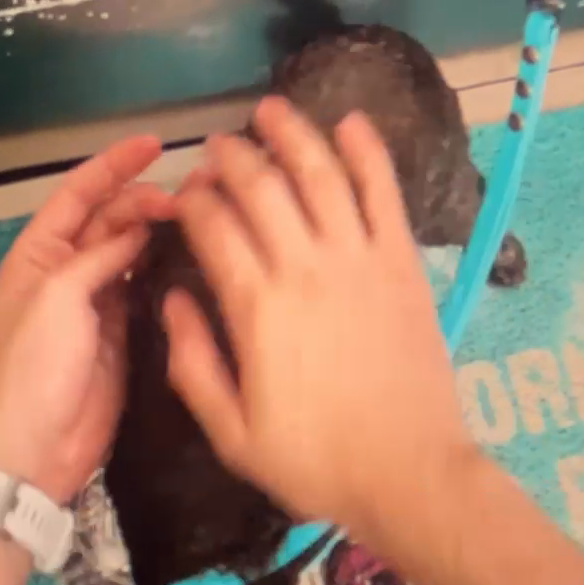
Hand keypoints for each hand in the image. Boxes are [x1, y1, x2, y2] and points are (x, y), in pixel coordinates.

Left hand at [0, 135, 174, 503]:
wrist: (34, 447)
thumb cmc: (34, 364)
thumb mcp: (58, 297)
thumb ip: (99, 255)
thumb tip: (138, 226)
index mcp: (38, 253)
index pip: (77, 195)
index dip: (112, 166)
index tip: (154, 145)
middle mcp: (65, 270)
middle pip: (107, 220)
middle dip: (142, 200)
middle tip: (190, 196)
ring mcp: (94, 301)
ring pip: (129, 251)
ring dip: (156, 230)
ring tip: (198, 214)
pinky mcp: (120, 331)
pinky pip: (142, 286)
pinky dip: (162, 267)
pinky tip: (190, 254)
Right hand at [164, 97, 476, 532]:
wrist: (411, 475)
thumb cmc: (315, 459)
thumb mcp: (231, 431)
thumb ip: (192, 361)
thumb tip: (172, 297)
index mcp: (256, 307)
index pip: (213, 226)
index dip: (192, 201)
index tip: (184, 195)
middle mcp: (304, 267)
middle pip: (261, 188)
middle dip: (231, 159)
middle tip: (217, 147)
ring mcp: (359, 259)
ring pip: (320, 175)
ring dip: (292, 135)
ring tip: (270, 109)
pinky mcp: (402, 263)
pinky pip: (384, 194)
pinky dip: (369, 154)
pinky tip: (352, 122)